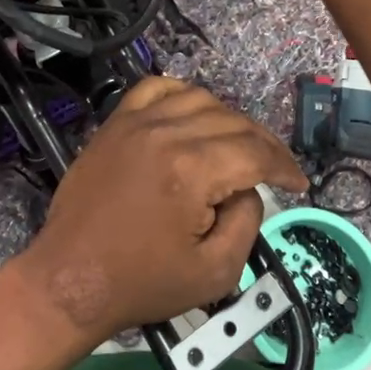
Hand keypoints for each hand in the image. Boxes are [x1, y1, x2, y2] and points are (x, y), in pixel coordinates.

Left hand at [12, 77, 307, 344]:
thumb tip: (249, 189)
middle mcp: (165, 133)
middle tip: (277, 168)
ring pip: (199, 99)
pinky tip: (195, 110)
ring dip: (229, 118)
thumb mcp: (213, 272)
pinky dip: (182, 93)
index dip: (283, 165)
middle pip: (231, 121)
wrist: (72, 276)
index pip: (253, 151)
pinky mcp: (115, 122)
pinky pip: (156, 88)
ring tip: (241, 144)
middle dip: (263, 144)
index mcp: (191, 169)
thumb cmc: (141, 281)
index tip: (297, 183)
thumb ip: (246, 223)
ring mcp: (136, 121)